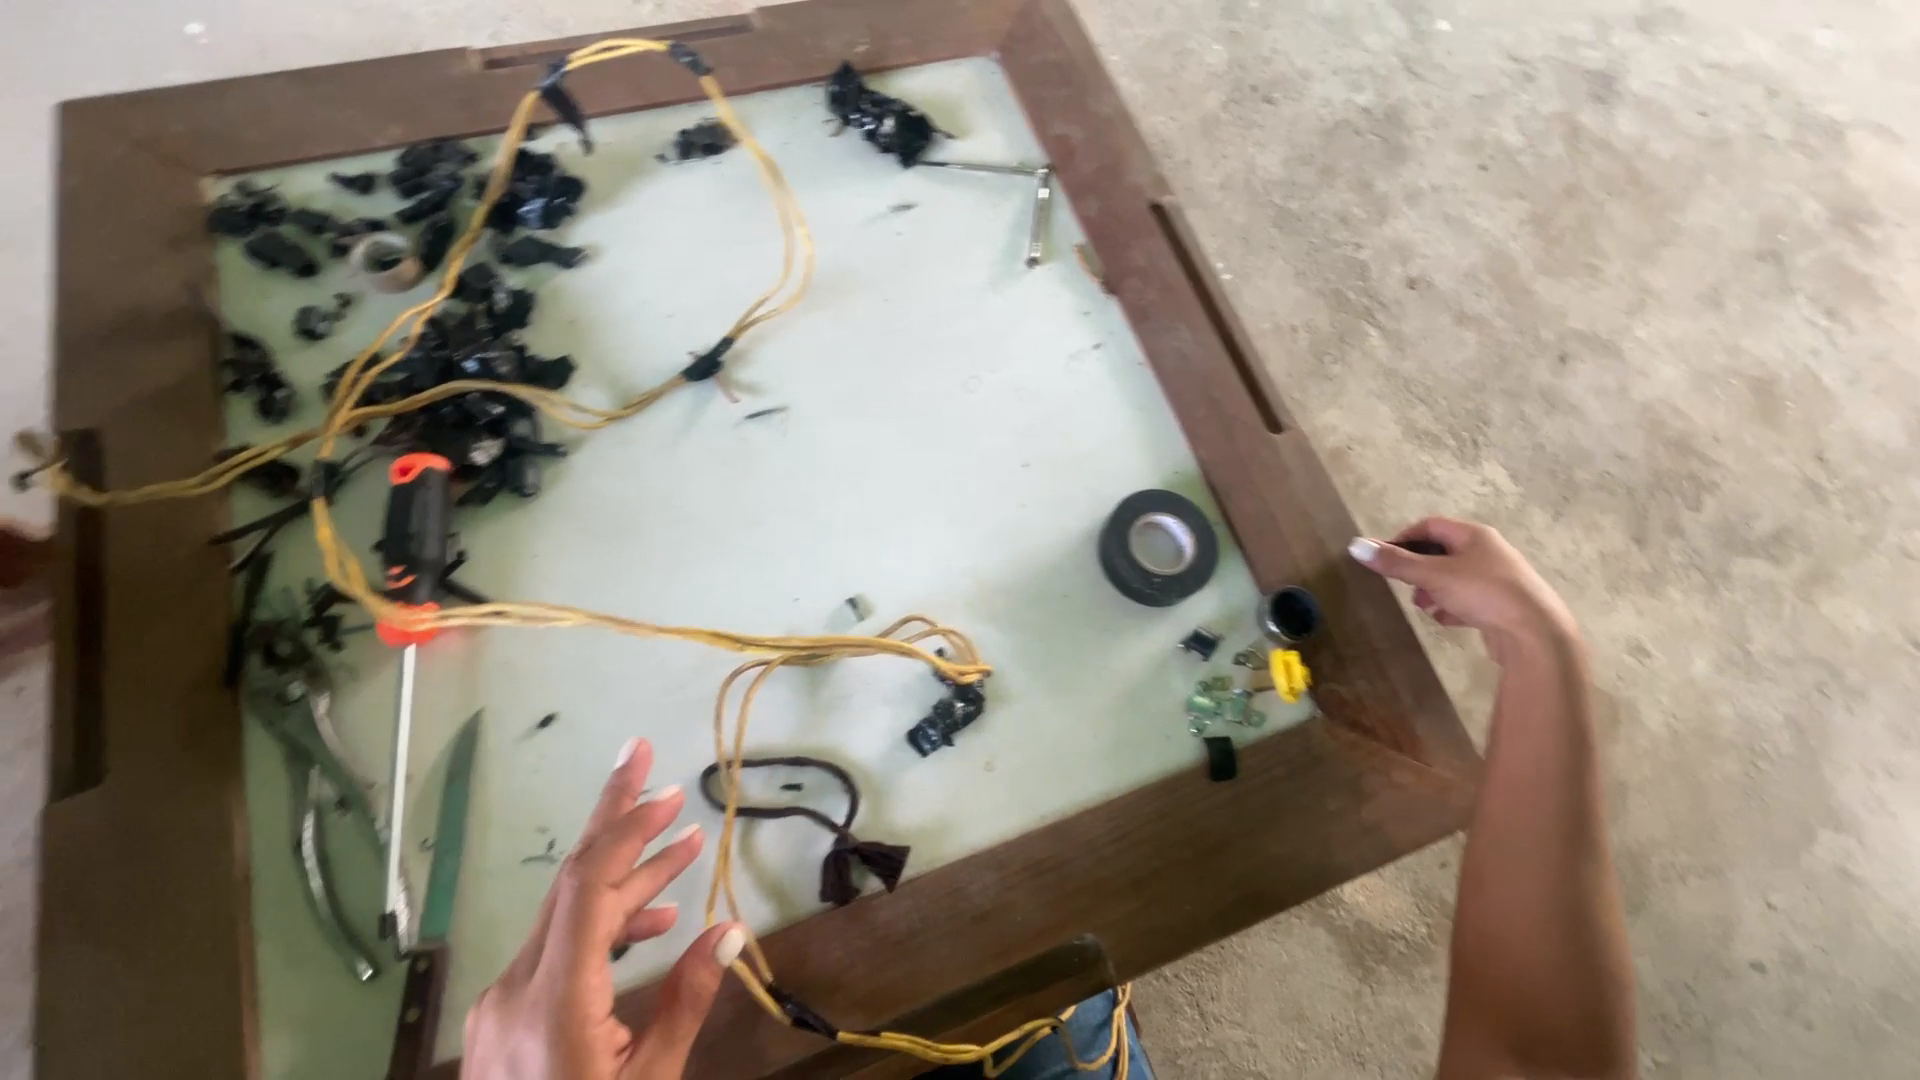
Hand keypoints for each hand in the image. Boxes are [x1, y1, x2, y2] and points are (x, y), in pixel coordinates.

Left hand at [463, 737, 748, 1079]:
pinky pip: (560, 948)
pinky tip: (655, 920)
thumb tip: (732, 929)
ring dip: (627, 878)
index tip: (664, 787)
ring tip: (686, 847)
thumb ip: (687, 998)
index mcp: (553, 1001)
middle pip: (572, 882)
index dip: (627, 828)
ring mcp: (504, 1002)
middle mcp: (516, 988)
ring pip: (569, 914)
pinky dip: (606, 924)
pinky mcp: (506, 1016)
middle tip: (648, 763)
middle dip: (617, 821)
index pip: (588, 886)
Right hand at [1348, 517, 1578, 662]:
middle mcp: (1488, 551)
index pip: (1429, 525)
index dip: (1403, 538)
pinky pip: (1467, 599)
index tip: (1386, 558)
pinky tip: (1447, 619)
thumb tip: (1355, 545)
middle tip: (1405, 584)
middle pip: (1440, 552)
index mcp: (1474, 535)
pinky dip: (1452, 607)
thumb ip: (1394, 562)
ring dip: (1432, 590)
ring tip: (1425, 606)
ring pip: (1452, 578)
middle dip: (1418, 569)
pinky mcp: (1502, 604)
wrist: (1535, 634)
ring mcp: (1497, 579)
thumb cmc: (1483, 593)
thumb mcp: (1432, 575)